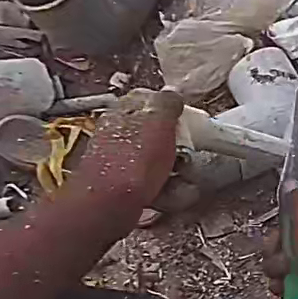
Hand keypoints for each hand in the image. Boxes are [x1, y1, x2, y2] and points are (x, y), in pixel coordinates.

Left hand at [63, 89, 183, 208]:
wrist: (109, 205)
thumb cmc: (134, 160)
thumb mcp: (157, 122)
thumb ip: (167, 103)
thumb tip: (173, 93)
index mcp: (124, 112)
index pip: (150, 102)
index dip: (172, 112)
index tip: (188, 124)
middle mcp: (120, 135)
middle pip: (159, 135)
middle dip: (178, 149)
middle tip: (186, 157)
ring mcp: (122, 162)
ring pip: (159, 163)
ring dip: (176, 174)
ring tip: (182, 183)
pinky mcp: (126, 188)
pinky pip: (155, 186)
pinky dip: (166, 192)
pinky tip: (171, 197)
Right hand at [263, 185, 297, 298]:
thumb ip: (296, 199)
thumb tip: (291, 182)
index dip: (285, 220)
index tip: (278, 229)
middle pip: (288, 236)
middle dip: (276, 247)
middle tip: (277, 254)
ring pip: (285, 259)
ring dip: (277, 267)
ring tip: (281, 273)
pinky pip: (291, 280)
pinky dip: (284, 284)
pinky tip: (282, 286)